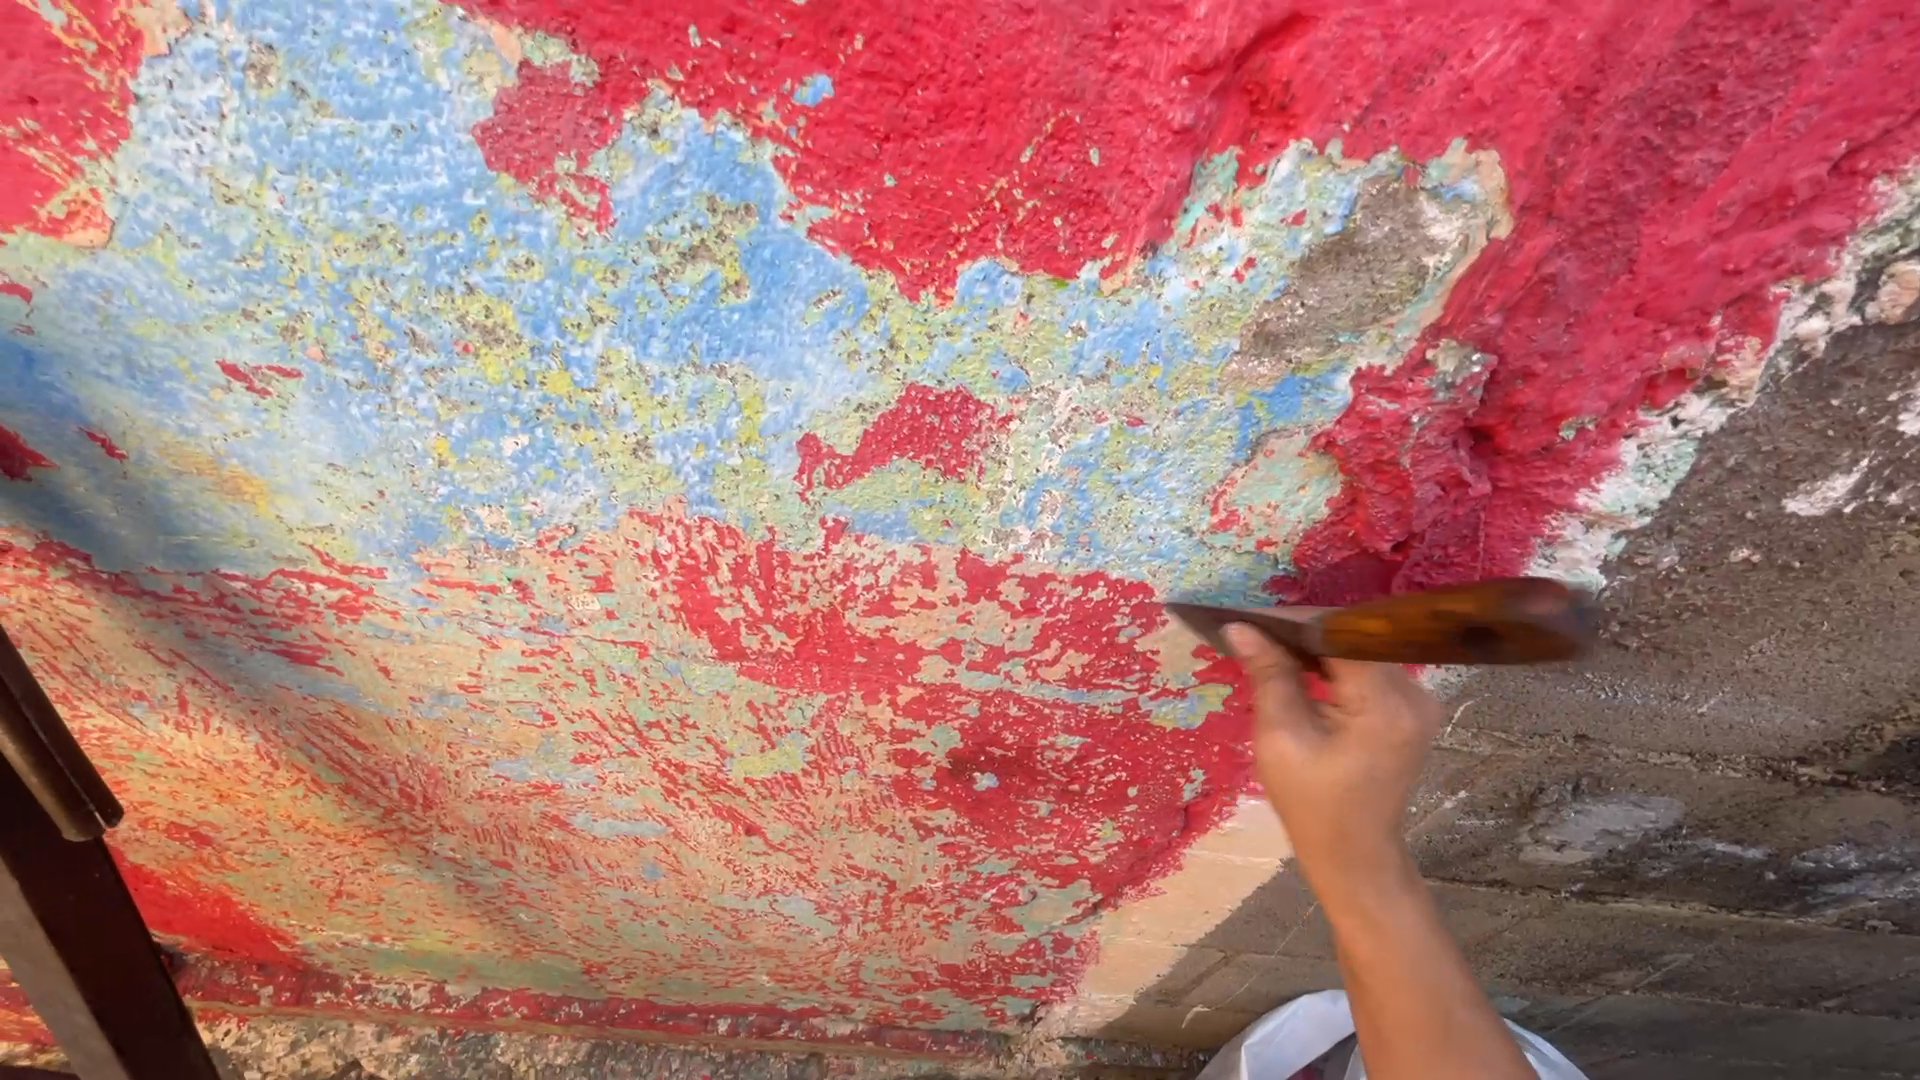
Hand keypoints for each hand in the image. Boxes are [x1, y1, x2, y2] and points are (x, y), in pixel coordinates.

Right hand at [1222, 623, 1441, 898]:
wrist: (1353, 852)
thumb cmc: (1311, 802)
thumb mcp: (1279, 737)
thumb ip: (1268, 674)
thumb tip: (1240, 627)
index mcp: (1385, 704)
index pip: (1339, 636)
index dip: (1293, 621)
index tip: (1250, 617)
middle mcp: (1414, 693)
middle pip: (1351, 639)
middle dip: (1300, 631)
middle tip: (1252, 629)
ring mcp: (1417, 700)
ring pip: (1357, 649)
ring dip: (1314, 644)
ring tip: (1267, 642)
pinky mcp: (1409, 707)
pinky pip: (1365, 667)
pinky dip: (1331, 662)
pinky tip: (1298, 664)